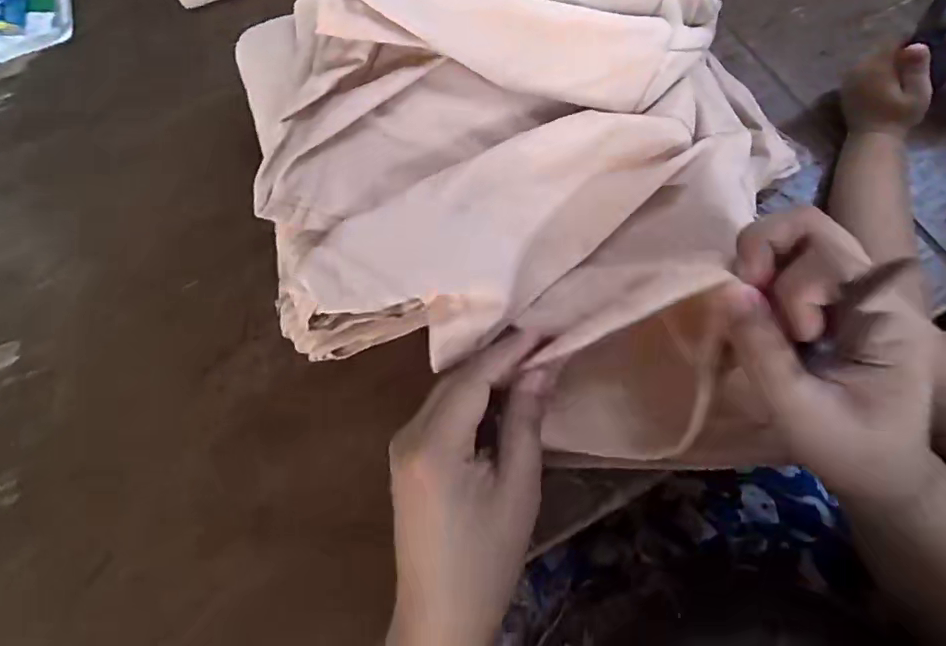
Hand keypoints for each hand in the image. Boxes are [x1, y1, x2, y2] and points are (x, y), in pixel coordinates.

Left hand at [387, 330, 557, 645]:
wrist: (439, 618)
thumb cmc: (487, 558)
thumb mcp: (518, 487)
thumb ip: (525, 419)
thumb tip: (541, 366)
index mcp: (433, 445)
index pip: (474, 378)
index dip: (509, 350)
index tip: (543, 329)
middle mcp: (408, 435)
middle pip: (457, 379)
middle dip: (498, 358)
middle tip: (541, 343)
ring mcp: (402, 445)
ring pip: (447, 390)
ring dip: (485, 374)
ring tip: (526, 361)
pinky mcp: (405, 455)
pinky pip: (441, 409)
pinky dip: (471, 395)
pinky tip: (499, 393)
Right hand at [729, 210, 939, 506]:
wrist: (884, 473)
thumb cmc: (853, 453)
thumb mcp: (803, 417)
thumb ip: (765, 354)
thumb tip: (727, 290)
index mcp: (887, 313)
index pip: (826, 253)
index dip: (791, 288)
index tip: (794, 339)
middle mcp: (875, 284)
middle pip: (808, 224)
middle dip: (764, 253)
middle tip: (752, 300)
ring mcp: (854, 283)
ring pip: (794, 232)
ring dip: (762, 263)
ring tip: (761, 314)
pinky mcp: (833, 290)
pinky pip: (789, 255)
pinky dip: (764, 274)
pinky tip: (765, 317)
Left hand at [842, 42, 933, 136]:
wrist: (871, 138)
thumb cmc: (898, 117)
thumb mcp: (917, 95)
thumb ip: (918, 69)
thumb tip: (918, 45)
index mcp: (877, 65)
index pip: (892, 41)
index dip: (907, 42)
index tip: (918, 51)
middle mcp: (859, 66)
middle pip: (879, 50)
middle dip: (895, 53)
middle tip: (911, 64)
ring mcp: (849, 76)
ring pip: (869, 60)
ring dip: (883, 63)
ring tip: (898, 75)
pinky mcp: (845, 86)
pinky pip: (861, 71)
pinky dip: (872, 73)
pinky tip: (882, 84)